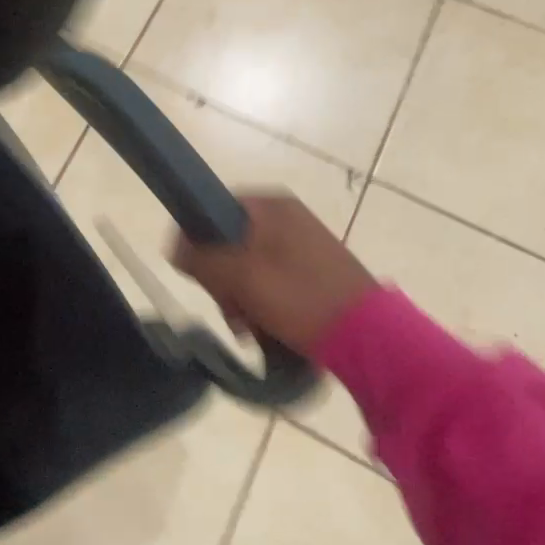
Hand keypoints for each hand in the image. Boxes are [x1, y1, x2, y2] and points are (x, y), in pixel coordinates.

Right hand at [168, 193, 377, 356]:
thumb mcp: (239, 276)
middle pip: (226, 242)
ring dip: (238, 297)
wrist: (370, 339)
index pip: (210, 210)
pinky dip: (260, 303)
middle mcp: (286, 217)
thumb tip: (174, 247)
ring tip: (248, 326)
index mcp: (270, 205)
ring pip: (244, 265)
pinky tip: (264, 327)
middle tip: (230, 308)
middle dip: (221, 280)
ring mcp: (301, 245)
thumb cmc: (300, 297)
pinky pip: (268, 280)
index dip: (196, 242)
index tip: (198, 275)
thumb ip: (199, 257)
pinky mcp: (312, 272)